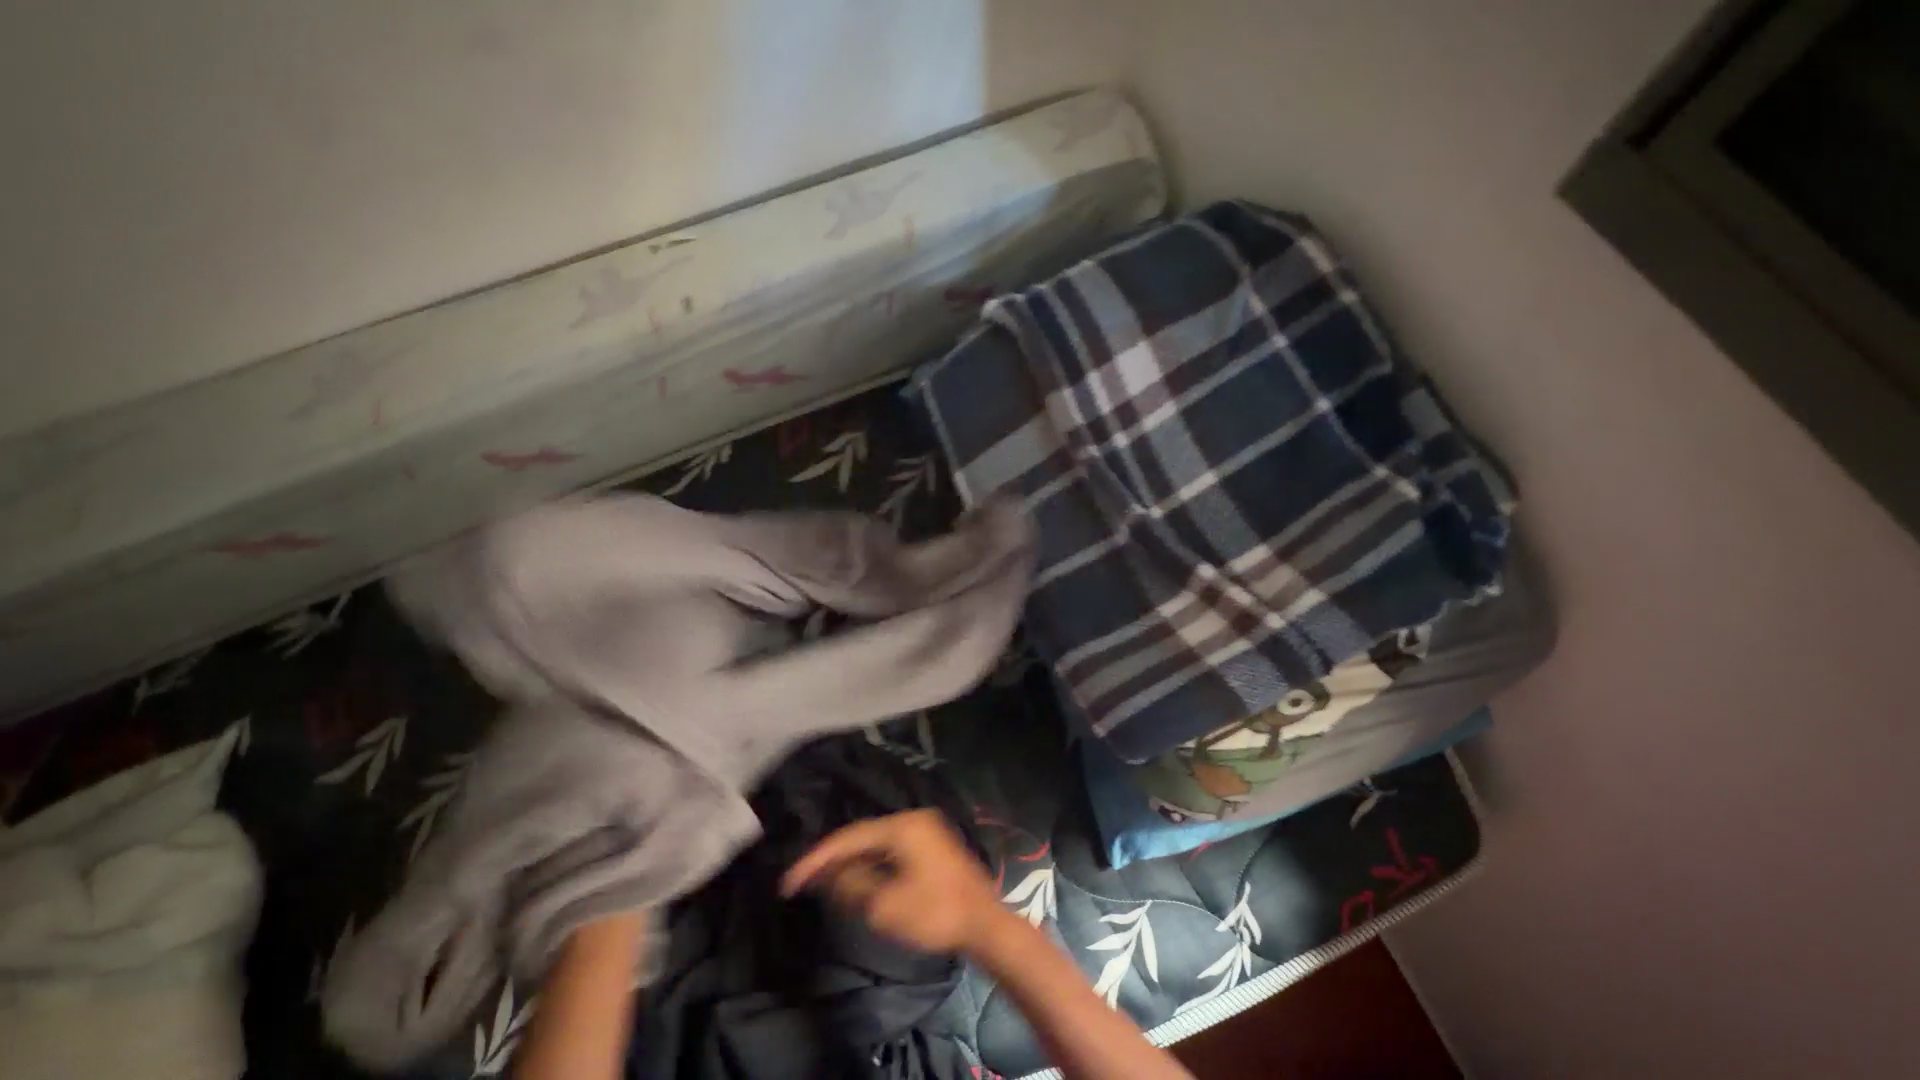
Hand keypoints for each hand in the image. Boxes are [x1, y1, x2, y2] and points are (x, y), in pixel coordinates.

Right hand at [780, 808, 1003, 953]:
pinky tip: (857, 882)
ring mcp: (926, 832)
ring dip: (851, 864)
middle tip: (802, 882)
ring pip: (876, 845)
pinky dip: (871, 865)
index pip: (847, 837)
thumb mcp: (885, 905)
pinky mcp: (932, 848)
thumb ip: (851, 885)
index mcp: (902, 827)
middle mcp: (913, 821)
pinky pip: (891, 852)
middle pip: (861, 837)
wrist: (986, 926)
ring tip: (823, 884)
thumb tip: (828, 874)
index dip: (815, 859)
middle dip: (832, 860)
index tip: (788, 881)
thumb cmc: (936, 914)